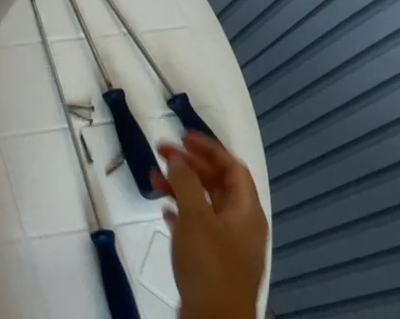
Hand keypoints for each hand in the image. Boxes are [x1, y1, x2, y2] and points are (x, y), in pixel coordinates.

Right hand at [150, 133, 268, 318]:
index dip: (209, 148)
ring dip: (180, 187)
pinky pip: (197, 225)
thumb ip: (186, 183)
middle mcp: (240, 224)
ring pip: (204, 203)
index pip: (232, 167)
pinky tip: (164, 210)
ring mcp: (228, 243)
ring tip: (153, 179)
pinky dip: (181, 211)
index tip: (181, 135)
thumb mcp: (196, 217)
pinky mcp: (212, 260)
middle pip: (218, 183)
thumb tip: (177, 159)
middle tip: (160, 151)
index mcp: (246, 211)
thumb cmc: (209, 265)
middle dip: (190, 164)